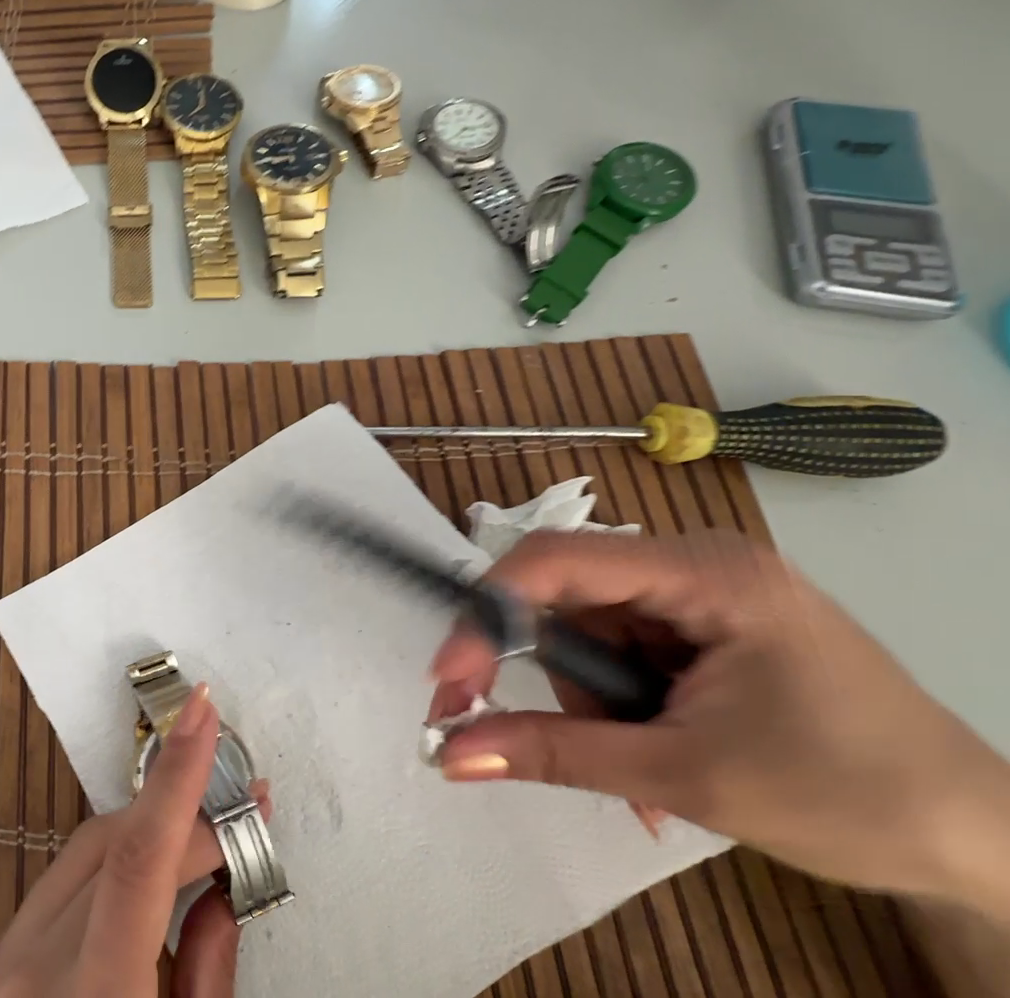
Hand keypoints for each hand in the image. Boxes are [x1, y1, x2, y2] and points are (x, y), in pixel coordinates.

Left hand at [0, 684, 262, 996]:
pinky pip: (69, 875)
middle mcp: (38, 965)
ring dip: (151, 832)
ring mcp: (13, 955)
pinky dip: (118, 859)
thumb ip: (207, 970)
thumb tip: (220, 892)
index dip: (176, 778)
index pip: (137, 860)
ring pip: (91, 847)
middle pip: (116, 844)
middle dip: (184, 815)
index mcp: (91, 994)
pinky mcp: (8, 951)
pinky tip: (155, 866)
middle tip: (242, 811)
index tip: (201, 716)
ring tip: (206, 836)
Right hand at [427, 531, 1009, 919]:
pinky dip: (618, 708)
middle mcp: (701, 567)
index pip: (558, 560)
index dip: (486, 612)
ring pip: (590, 635)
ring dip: (588, 706)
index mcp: (709, 575)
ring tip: (635, 775)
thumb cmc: (850, 797)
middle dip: (548, 677)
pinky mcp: (711, 632)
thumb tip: (448, 752)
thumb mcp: (684, 776)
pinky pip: (624, 655)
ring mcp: (708, 598)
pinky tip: (652, 759)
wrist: (984, 844)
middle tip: (506, 735)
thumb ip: (554, 752)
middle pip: (568, 600)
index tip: (449, 680)